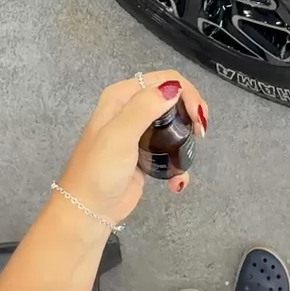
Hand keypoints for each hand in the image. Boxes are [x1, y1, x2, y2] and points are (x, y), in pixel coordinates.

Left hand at [55, 71, 207, 224]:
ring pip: (175, 123)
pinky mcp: (146, 153)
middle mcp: (131, 108)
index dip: (186, 93)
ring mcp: (139, 131)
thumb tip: (175, 87)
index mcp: (122, 96)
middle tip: (201, 134)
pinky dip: (179, 163)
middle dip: (191, 113)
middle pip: (174, 98)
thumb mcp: (119, 135)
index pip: (165, 80)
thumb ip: (145, 107)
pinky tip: (177, 180)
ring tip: (189, 157)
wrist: (88, 210)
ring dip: (188, 138)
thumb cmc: (100, 170)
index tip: (198, 119)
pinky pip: (171, 149)